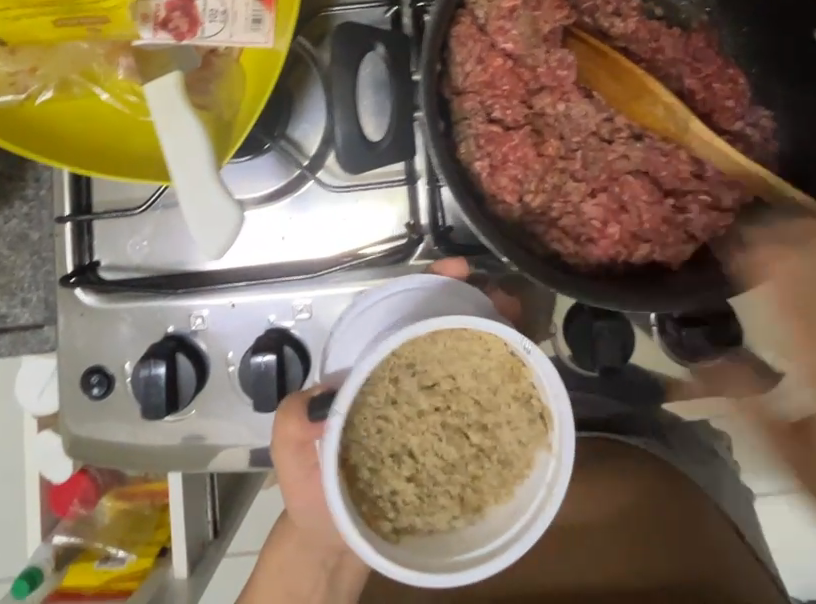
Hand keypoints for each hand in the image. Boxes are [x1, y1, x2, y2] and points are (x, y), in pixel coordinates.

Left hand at [264, 258, 518, 559]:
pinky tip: (521, 370)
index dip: (431, 284)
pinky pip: (482, 401)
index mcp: (369, 366)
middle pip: (443, 325)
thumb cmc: (315, 493)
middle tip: (504, 300)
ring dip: (495, 331)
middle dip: (476, 301)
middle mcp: (405, 377)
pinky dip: (502, 378)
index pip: (401, 311)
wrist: (340, 545)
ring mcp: (434, 407)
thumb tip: (325, 395)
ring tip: (517, 323)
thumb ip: (295, 421)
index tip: (458, 270)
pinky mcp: (457, 439)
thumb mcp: (293, 452)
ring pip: (468, 355)